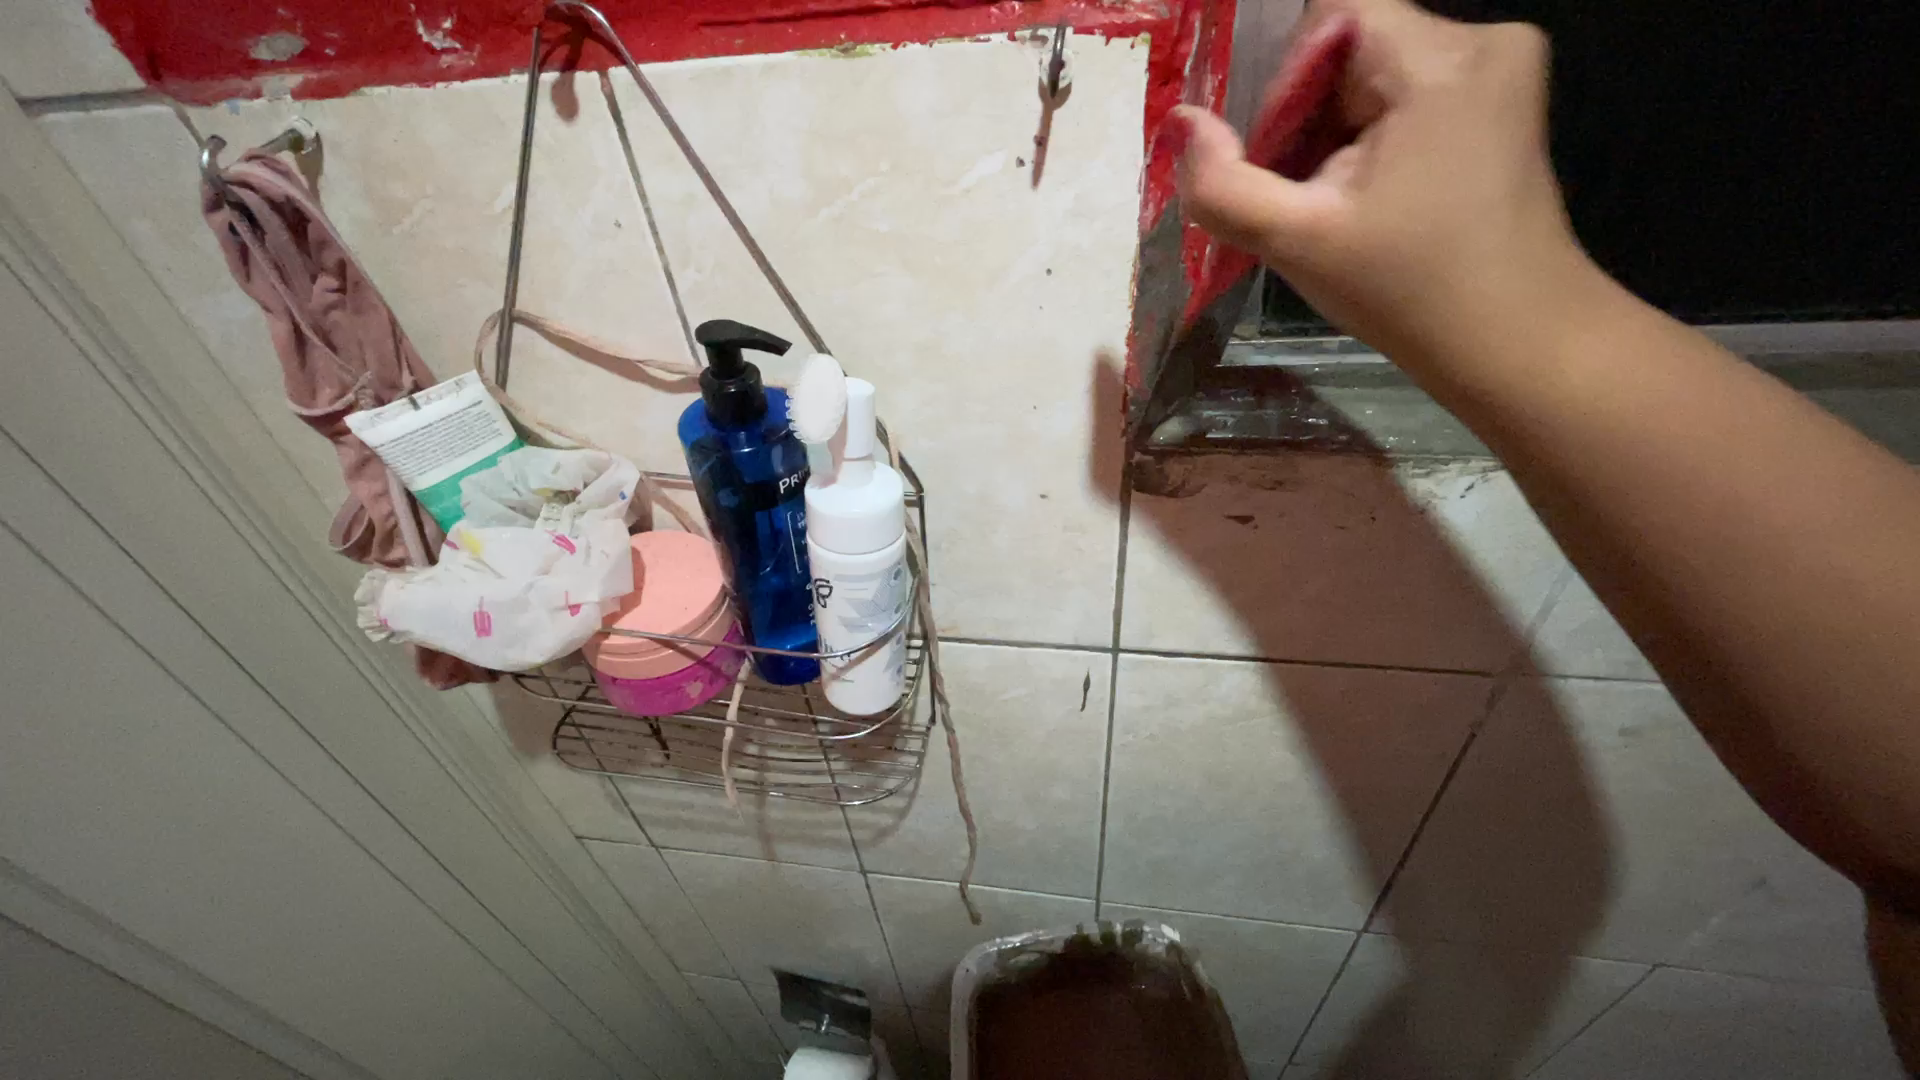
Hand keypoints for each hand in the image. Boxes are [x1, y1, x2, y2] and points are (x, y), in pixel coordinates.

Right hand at [1174, 0, 1600, 366]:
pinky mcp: (1497, 110)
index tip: (1270, 153)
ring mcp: (1498, 75)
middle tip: (1290, 192)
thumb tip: (1178, 123)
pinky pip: (1404, 100)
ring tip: (1324, 204)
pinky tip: (1359, 200)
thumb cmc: (1405, 291)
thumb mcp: (1297, 242)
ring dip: (1330, 135)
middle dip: (1304, 116)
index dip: (1282, 77)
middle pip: (1351, 46)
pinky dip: (1365, 143)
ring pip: (1373, 76)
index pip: (1332, 14)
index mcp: (1441, 61)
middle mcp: (1482, 44)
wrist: (1509, 340)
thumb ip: (1222, 185)